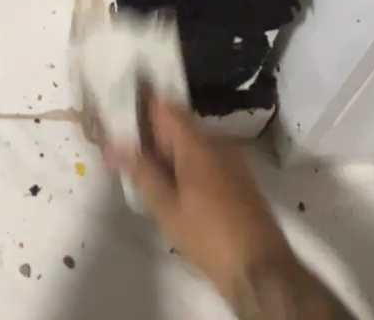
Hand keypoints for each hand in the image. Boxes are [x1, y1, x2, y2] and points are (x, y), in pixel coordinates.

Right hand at [108, 98, 292, 300]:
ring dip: (167, 150)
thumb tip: (113, 142)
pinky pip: (205, 158)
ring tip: (142, 167)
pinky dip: (185, 164)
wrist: (260, 269)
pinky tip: (171, 185)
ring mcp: (231, 159)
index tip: (117, 110)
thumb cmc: (208, 235)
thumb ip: (140, 171)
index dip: (140, 104)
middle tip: (122, 145)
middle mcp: (215, 142)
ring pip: (191, 143)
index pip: (164, 107)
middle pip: (177, 124)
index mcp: (196, 143)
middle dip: (150, 132)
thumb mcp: (166, 207)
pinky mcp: (238, 178)